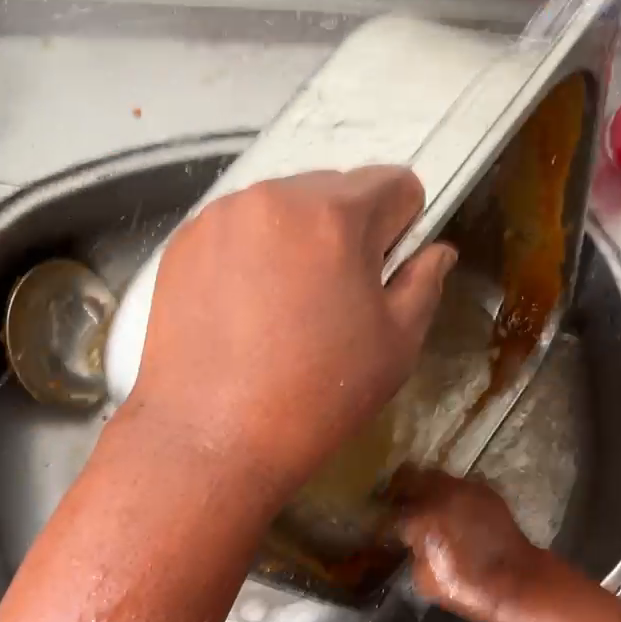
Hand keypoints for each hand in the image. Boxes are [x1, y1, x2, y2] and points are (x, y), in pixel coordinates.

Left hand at [128, 167, 456, 493]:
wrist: (212, 439)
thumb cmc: (318, 396)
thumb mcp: (396, 345)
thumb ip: (424, 283)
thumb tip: (437, 251)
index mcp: (336, 216)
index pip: (395, 182)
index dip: (404, 225)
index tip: (388, 271)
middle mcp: (275, 198)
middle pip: (337, 190)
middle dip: (350, 230)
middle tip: (338, 297)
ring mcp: (221, 216)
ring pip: (285, 209)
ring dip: (301, 240)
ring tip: (288, 307)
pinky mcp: (184, 242)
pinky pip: (240, 229)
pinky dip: (255, 254)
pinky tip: (248, 310)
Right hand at [390, 468, 561, 621]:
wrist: (514, 579)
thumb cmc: (465, 586)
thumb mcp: (423, 579)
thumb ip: (413, 553)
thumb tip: (414, 543)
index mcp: (420, 517)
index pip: (390, 511)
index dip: (383, 518)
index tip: (382, 524)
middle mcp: (440, 494)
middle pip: (409, 477)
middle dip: (401, 489)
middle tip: (398, 502)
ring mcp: (465, 488)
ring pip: (436, 477)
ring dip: (427, 488)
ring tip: (426, 503)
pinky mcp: (486, 491)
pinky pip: (460, 485)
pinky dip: (452, 494)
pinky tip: (453, 508)